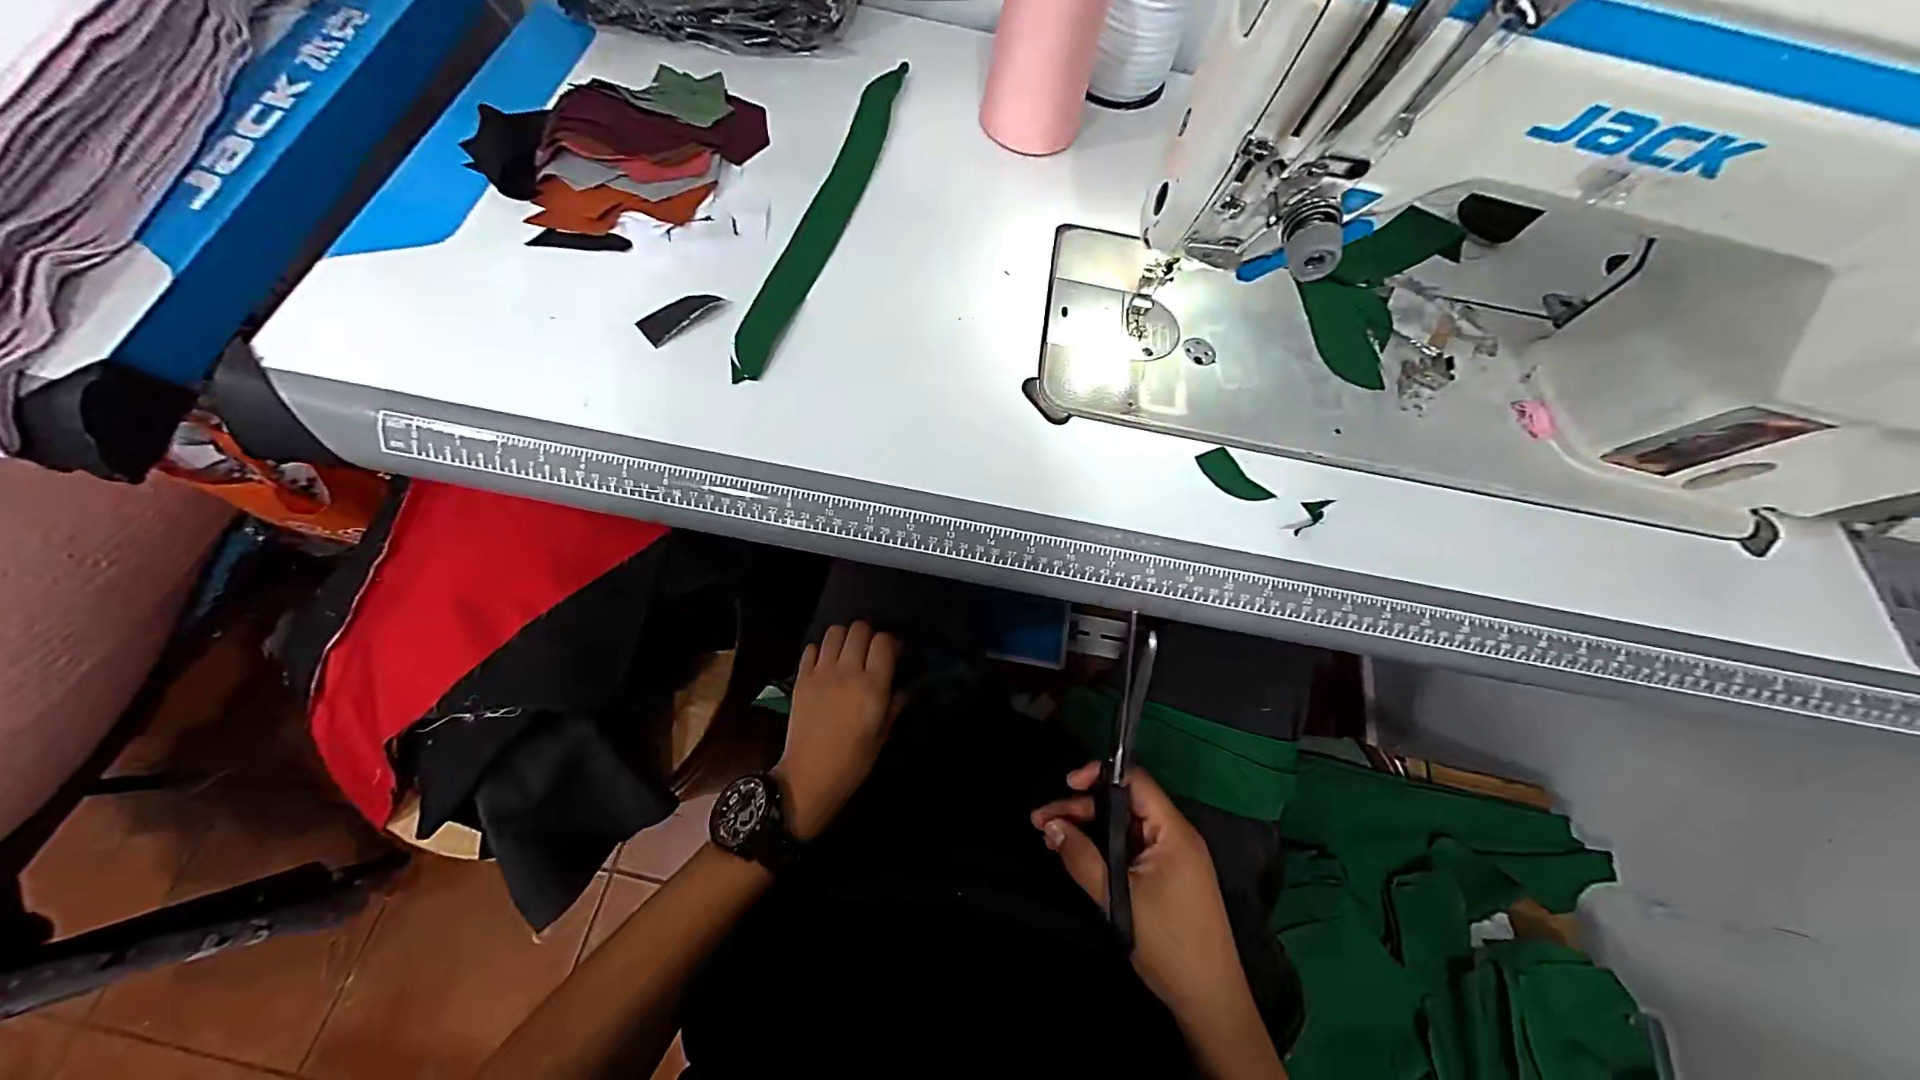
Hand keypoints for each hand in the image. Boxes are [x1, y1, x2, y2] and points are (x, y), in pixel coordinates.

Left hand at [772, 622, 900, 840]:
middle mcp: (848, 672)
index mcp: (872, 686)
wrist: (808, 777)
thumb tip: (906, 687)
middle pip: (859, 629)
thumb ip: (895, 705)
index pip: (884, 641)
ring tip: (847, 651)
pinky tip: (826, 663)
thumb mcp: (882, 735)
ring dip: (845, 636)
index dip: (891, 642)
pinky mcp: (801, 679)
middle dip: (868, 634)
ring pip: (834, 632)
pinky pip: (811, 648)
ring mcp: (821, 673)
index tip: (893, 653)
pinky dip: (821, 649)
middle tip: (870, 649)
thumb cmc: (852, 761)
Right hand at [1031, 764, 1244, 1013]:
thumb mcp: (1117, 899)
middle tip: (1043, 822)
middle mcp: (1176, 836)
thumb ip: (1081, 857)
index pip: (1135, 782)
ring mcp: (1174, 857)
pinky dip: (1104, 846)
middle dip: (1082, 808)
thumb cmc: (1167, 944)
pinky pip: (1132, 847)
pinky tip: (1078, 853)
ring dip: (1089, 828)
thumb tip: (1051, 825)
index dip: (1099, 776)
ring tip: (1052, 837)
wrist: (1210, 1001)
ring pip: (1125, 827)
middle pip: (1124, 805)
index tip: (1067, 784)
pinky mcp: (1168, 875)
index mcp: (1173, 832)